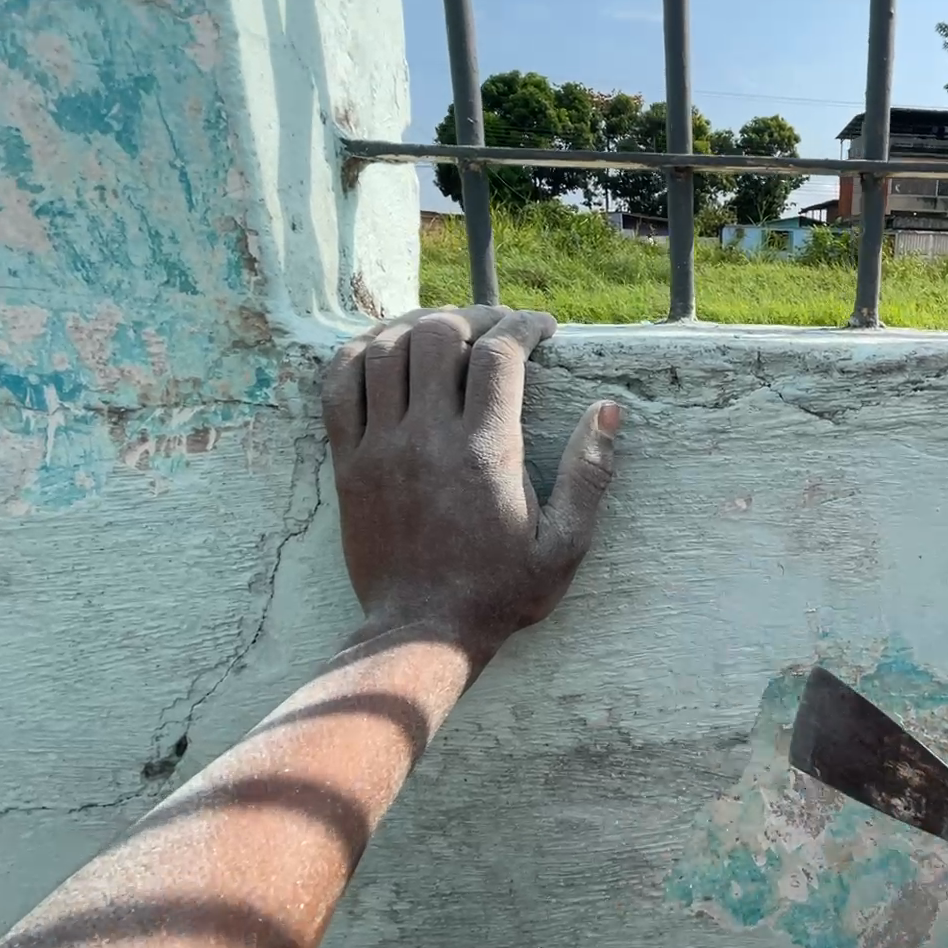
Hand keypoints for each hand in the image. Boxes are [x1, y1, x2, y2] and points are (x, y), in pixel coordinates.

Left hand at [320, 306, 619, 658]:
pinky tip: (385, 349)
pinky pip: (338, 384)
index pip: (500, 356)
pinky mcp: (348, 463)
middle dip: (475, 316)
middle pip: (439, 337)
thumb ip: (590, 475)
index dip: (525, 326)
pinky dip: (360, 352)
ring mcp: (380, 447)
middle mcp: (428, 438)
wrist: (423, 631)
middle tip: (499, 324)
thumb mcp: (566, 545)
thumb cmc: (502, 592)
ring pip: (386, 350)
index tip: (544, 327)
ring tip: (447, 328)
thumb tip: (609, 410)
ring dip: (419, 325)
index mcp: (487, 454)